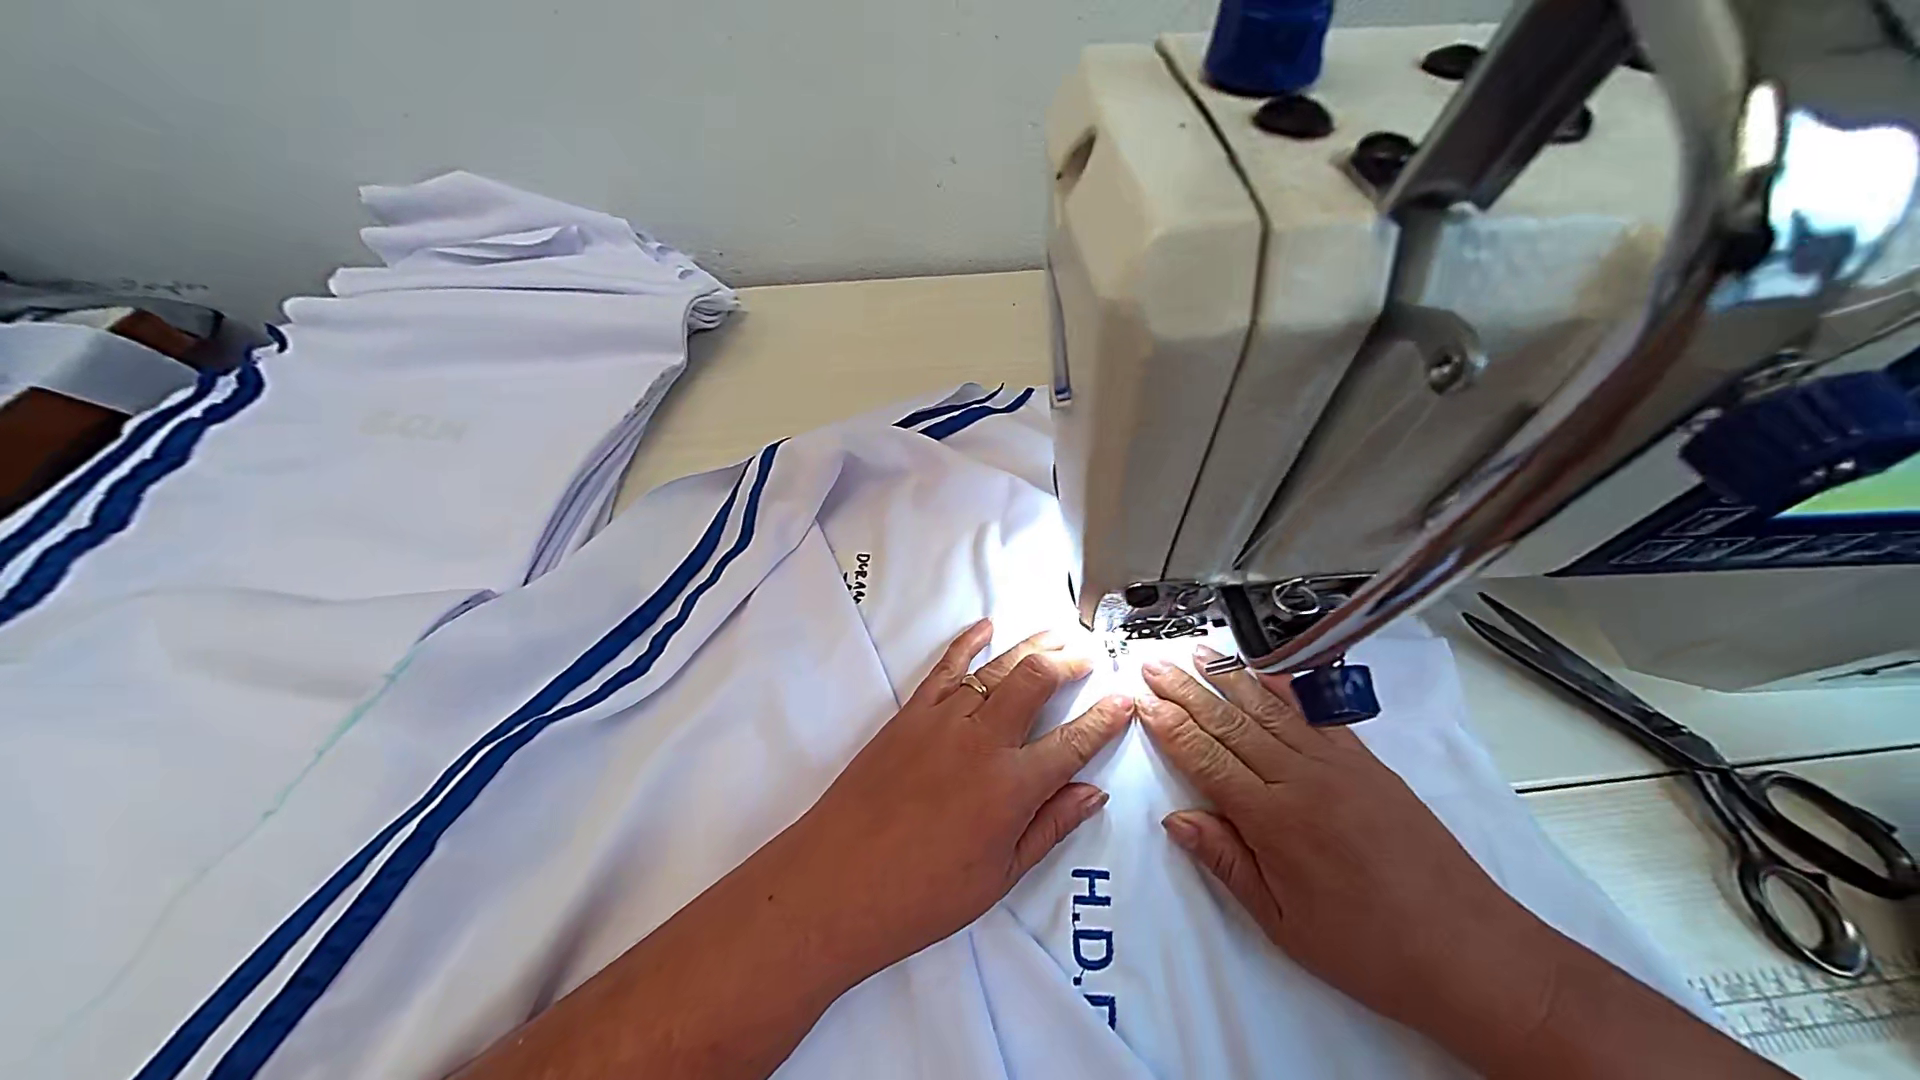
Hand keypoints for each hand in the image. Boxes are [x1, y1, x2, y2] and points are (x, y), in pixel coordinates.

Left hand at [457, 622, 1130, 1079]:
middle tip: (1091, 653)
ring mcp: (942, 720)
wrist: (834, 882)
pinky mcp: (908, 714)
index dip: (1109, 717)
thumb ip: (1049, 828)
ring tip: (1058, 630)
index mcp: (1012, 788)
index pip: (1076, 742)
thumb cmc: (921, 895)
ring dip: (1032, 643)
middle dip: (1071, 660)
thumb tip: (1092, 792)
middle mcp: (983, 742)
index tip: (1128, 698)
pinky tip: (985, 626)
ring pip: (997, 666)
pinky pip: (944, 667)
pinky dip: (967, 642)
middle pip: (1037, 681)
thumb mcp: (998, 877)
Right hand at [1135, 648, 1564, 1054]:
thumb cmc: (1370, 949)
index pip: (1206, 759)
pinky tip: (1266, 672)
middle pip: (1230, 724)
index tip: (1143, 701)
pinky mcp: (1368, 764)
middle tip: (1154, 665)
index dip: (1169, 727)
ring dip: (1228, 679)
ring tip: (1197, 654)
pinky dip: (1288, 690)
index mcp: (1275, 821)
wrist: (1473, 953)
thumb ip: (1226, 861)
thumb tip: (1176, 819)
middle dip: (1185, 691)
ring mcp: (1338, 766)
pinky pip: (1319, 716)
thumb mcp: (1282, 920)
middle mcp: (1302, 780)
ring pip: (1269, 710)